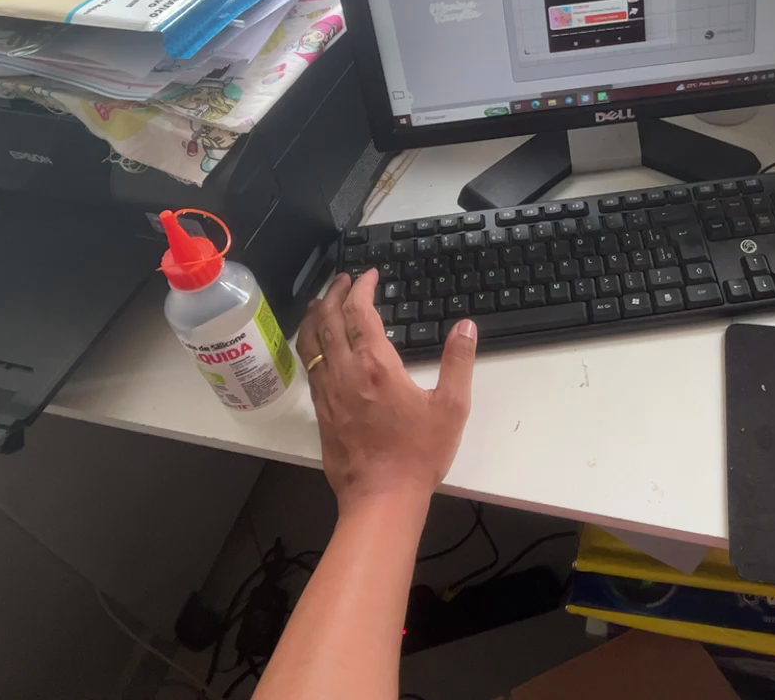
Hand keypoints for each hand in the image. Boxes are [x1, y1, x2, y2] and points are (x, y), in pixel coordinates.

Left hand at [296, 270, 476, 513]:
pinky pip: (308, 366)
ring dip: (316, 315)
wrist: (382, 499)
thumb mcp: (452, 406)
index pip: (361, 312)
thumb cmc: (418, 454)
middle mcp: (346, 373)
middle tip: (343, 279)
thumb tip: (466, 326)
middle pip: (330, 320)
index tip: (369, 275)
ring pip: (311, 341)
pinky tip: (316, 343)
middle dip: (335, 293)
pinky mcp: (321, 411)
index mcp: (377, 366)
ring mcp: (329, 392)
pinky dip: (310, 343)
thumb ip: (459, 361)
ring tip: (322, 300)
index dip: (362, 287)